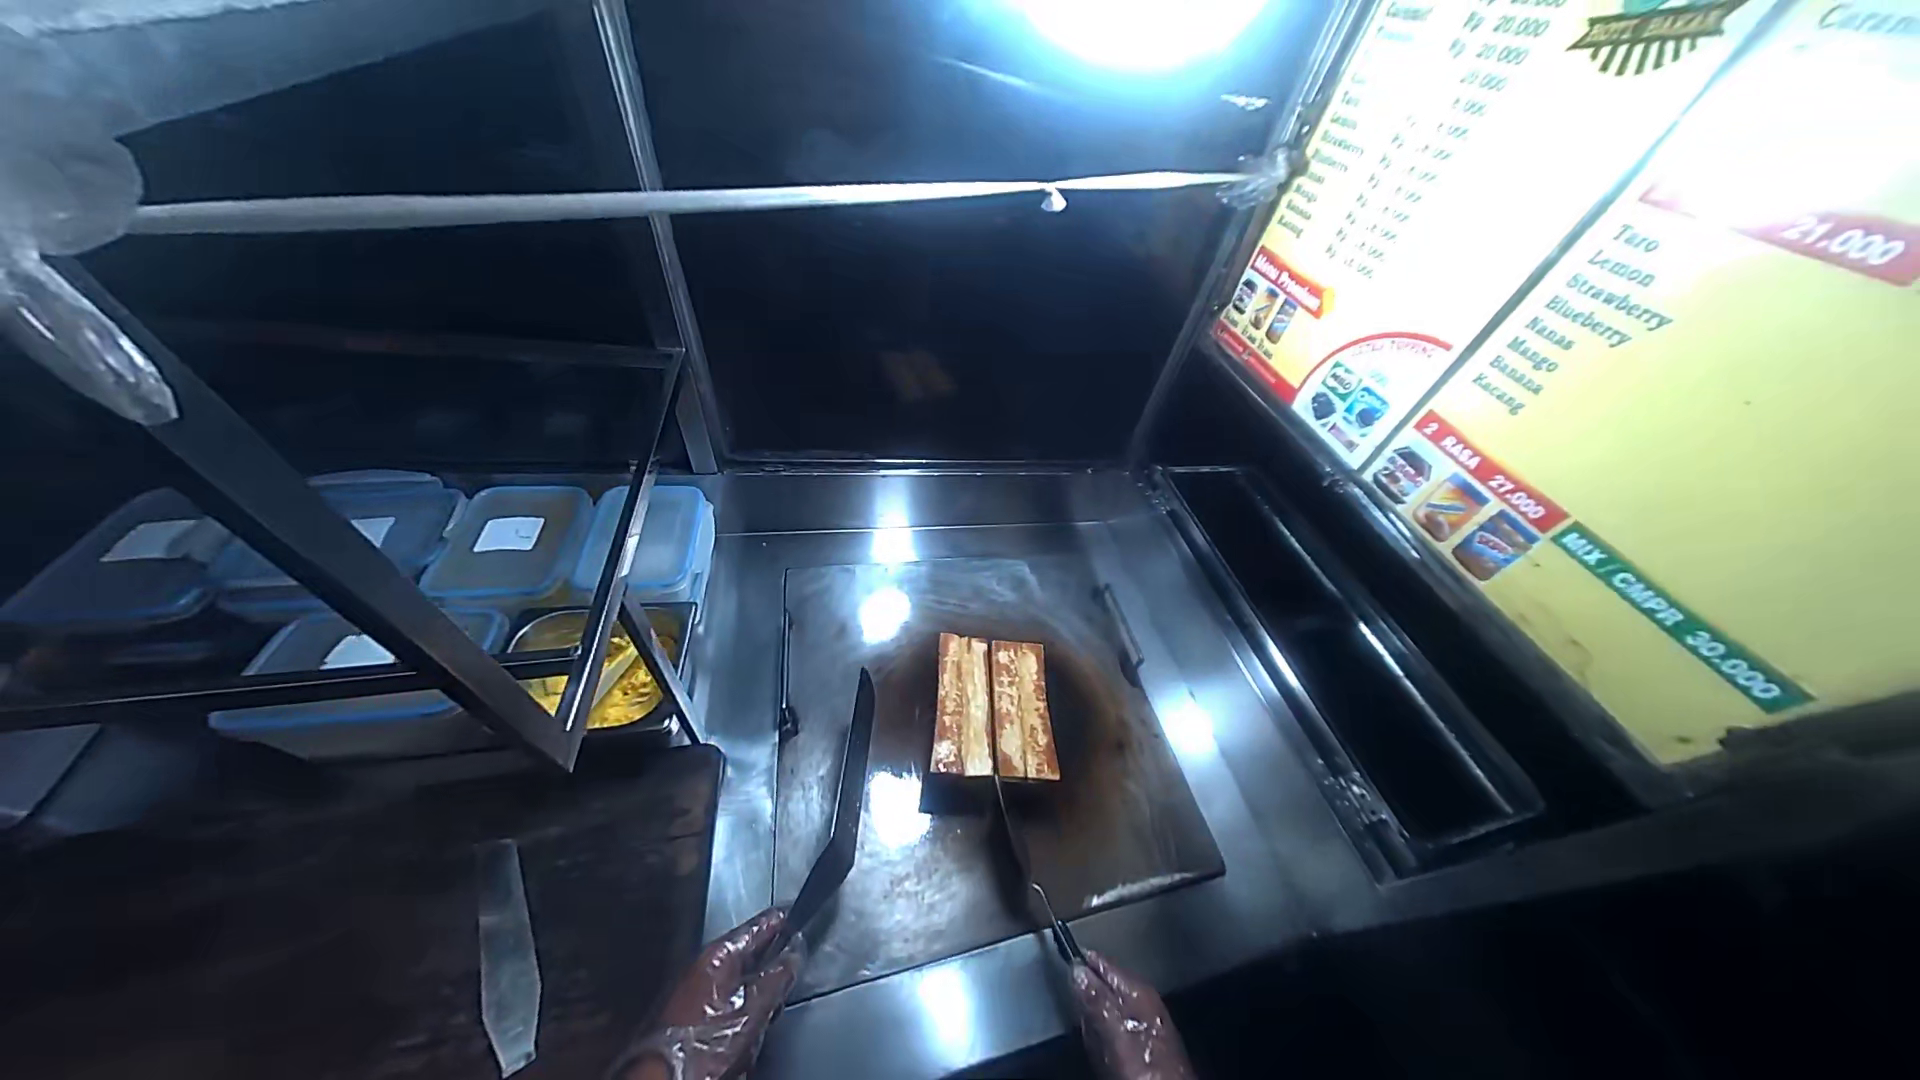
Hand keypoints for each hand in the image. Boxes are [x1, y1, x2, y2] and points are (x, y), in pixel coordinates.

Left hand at [617, 908, 803, 1079]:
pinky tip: (736, 1043)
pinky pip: (724, 1004)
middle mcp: (704, 964)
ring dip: (754, 1002)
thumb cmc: (700, 1049)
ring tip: (753, 1031)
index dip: (786, 922)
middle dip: (770, 976)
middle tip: (780, 998)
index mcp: (720, 953)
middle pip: (752, 956)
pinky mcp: (687, 1014)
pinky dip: (736, 1017)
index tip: (802, 923)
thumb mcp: (752, 1011)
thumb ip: (779, 976)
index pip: (761, 924)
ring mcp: (693, 989)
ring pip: (740, 984)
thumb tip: (796, 950)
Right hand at [1071, 950, 1196, 1079]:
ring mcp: (1144, 1021)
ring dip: (1095, 1024)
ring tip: (1098, 1044)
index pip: (1102, 961)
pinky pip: (1112, 1029)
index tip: (1063, 968)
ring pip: (1105, 1009)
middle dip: (1088, 1002)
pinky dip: (1104, 1039)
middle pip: (1102, 985)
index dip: (1081, 962)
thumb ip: (1096, 999)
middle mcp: (1142, 1000)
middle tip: (1086, 1023)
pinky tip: (1107, 1054)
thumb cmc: (1146, 1066)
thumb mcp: (1116, 1030)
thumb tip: (1076, 969)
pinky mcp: (1142, 1041)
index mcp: (1137, 989)